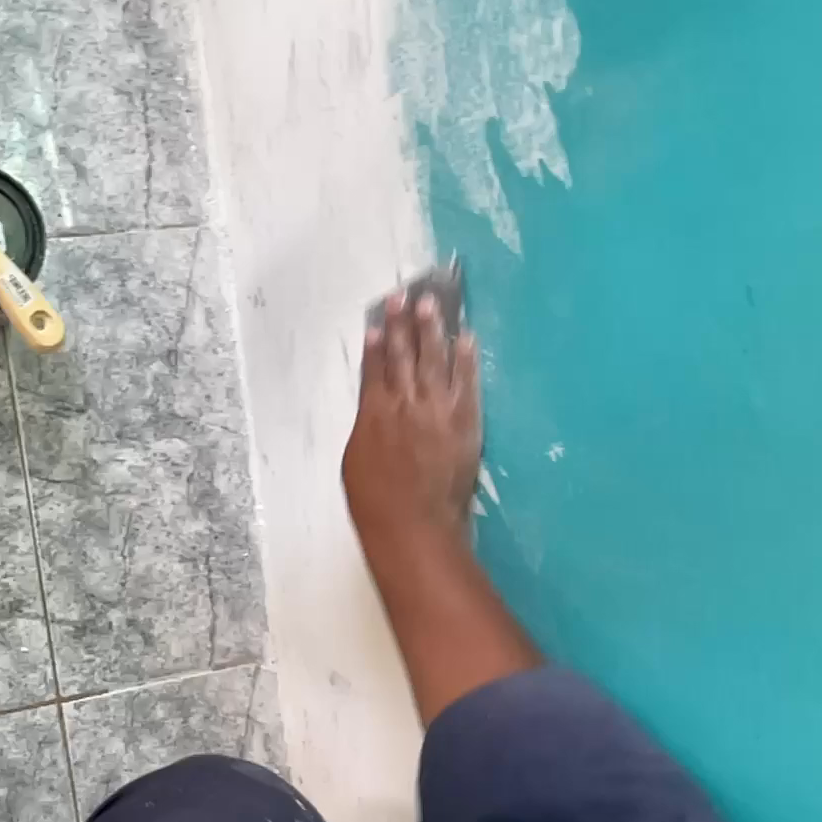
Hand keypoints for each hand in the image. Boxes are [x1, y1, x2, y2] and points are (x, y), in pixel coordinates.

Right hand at [342, 288, 482, 543]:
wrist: (414, 525)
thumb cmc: (374, 501)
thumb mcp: (355, 460)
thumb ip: (367, 427)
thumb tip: (375, 410)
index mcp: (373, 416)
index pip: (374, 370)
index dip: (376, 345)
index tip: (377, 321)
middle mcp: (405, 406)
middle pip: (404, 358)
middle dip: (402, 325)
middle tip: (403, 296)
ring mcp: (438, 412)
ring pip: (435, 362)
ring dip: (432, 331)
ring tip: (431, 304)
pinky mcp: (466, 423)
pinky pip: (467, 385)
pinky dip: (467, 361)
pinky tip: (466, 339)